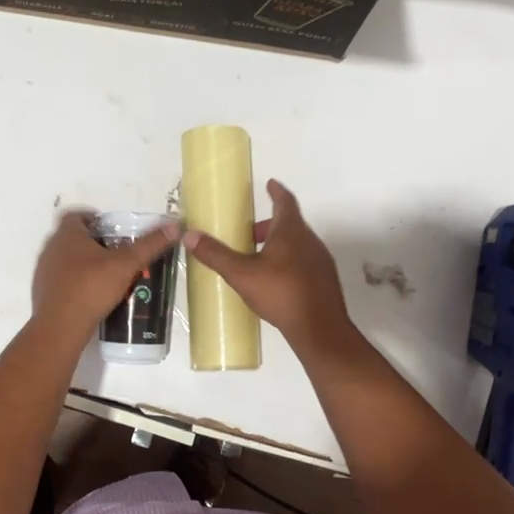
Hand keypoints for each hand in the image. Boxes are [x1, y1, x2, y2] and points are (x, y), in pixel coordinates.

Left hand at [31, 211, 179, 337]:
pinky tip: (92, 295)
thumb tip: (174, 226)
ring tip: (107, 275)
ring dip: (84, 263)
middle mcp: (51, 248)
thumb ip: (149, 245)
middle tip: (115, 253)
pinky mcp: (43, 292)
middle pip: (72, 237)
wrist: (60, 326)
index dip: (94, 218)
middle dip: (93, 242)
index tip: (112, 230)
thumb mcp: (126, 264)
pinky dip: (75, 282)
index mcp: (67, 234)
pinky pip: (61, 280)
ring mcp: (44, 271)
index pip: (76, 215)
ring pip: (66, 259)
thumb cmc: (91, 287)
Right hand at [182, 180, 351, 350]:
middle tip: (249, 233)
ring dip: (278, 245)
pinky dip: (288, 262)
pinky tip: (275, 281)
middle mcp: (310, 241)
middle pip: (290, 225)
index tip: (270, 184)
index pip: (285, 202)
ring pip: (297, 244)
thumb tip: (190, 236)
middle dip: (269, 225)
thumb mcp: (241, 274)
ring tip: (257, 259)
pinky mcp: (324, 281)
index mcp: (291, 232)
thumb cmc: (281, 293)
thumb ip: (216, 255)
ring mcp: (320, 262)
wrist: (320, 329)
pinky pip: (304, 262)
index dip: (276, 192)